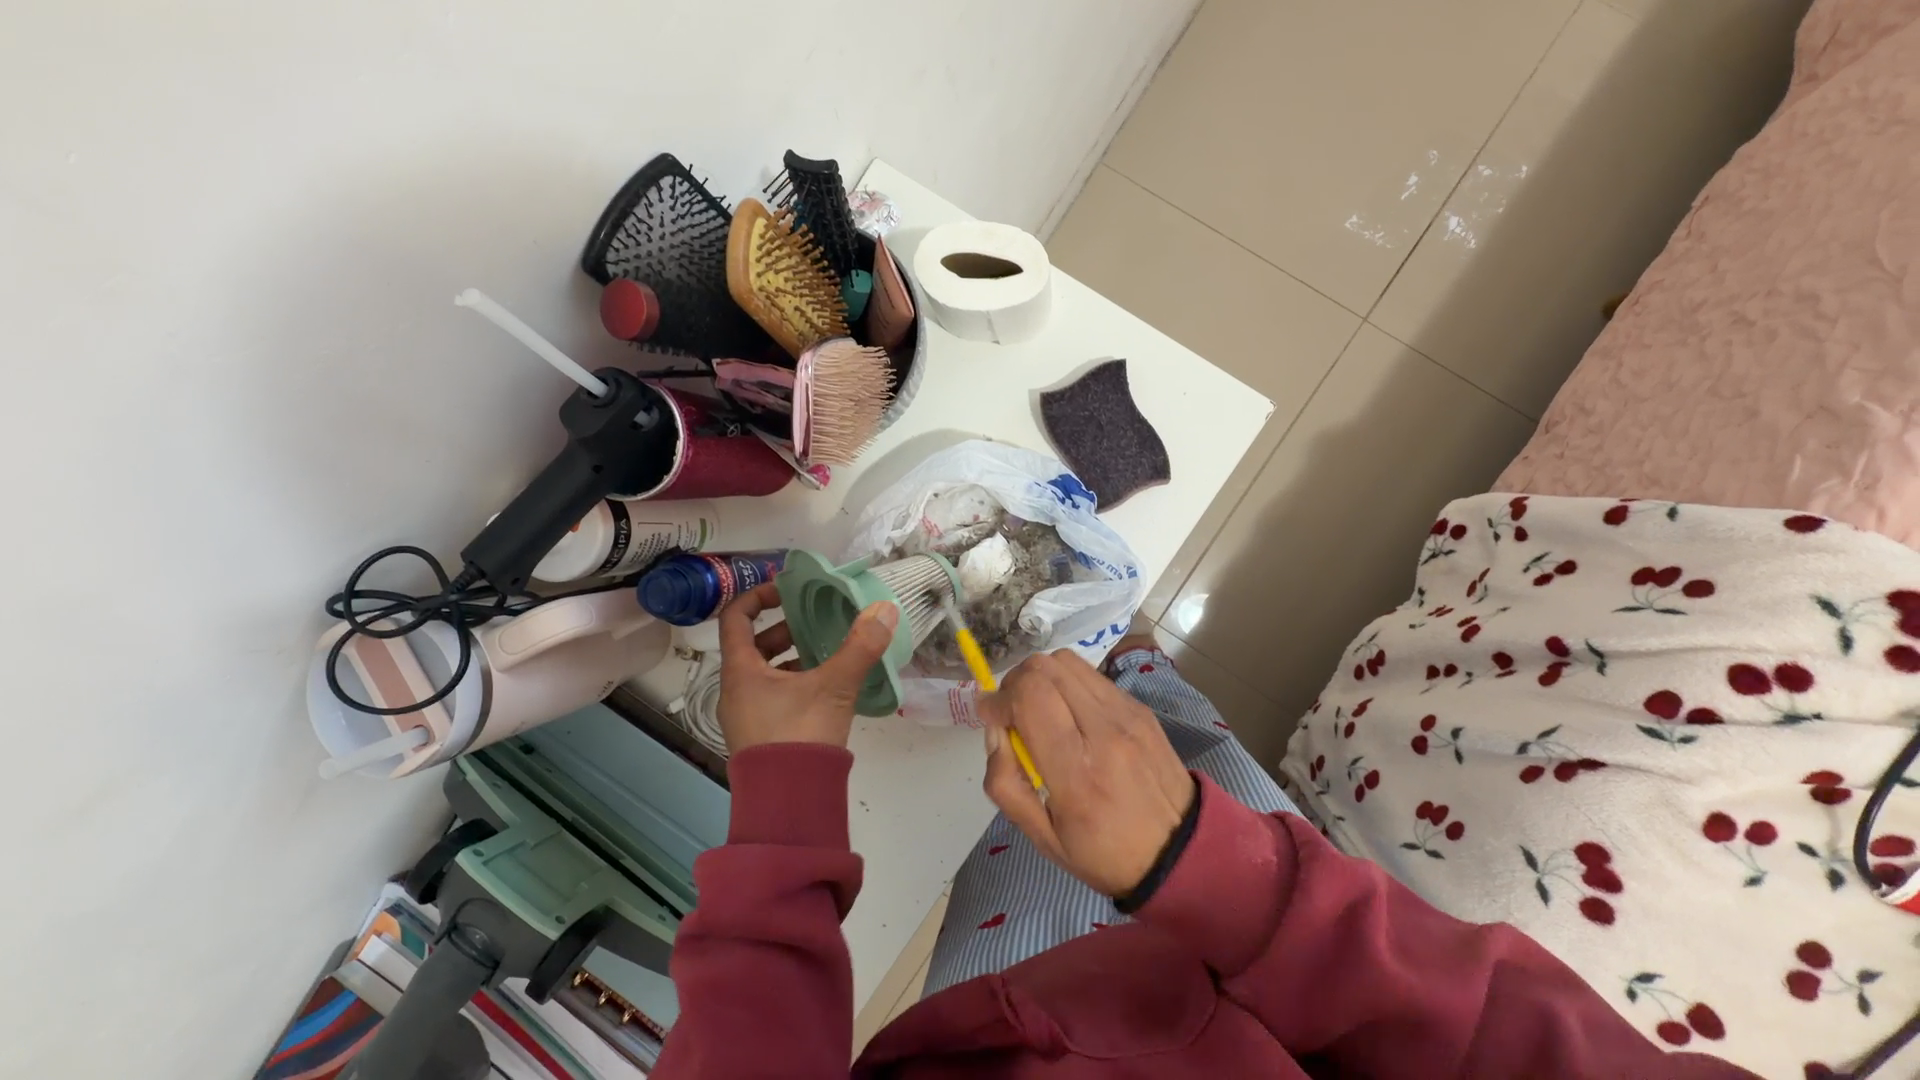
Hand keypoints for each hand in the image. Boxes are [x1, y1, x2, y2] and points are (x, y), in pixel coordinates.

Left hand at [716, 581, 897, 752]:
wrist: (788, 803)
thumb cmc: (800, 735)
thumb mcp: (834, 687)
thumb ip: (859, 647)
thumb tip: (884, 610)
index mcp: (740, 671)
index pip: (735, 618)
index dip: (758, 596)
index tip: (787, 590)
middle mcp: (735, 691)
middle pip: (752, 646)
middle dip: (785, 630)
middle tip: (817, 622)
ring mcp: (745, 717)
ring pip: (764, 674)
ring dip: (792, 659)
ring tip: (827, 654)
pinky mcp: (761, 738)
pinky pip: (773, 698)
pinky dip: (795, 685)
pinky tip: (826, 691)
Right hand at [979, 650, 1195, 896]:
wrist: (1181, 851)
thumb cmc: (1104, 852)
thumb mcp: (1042, 837)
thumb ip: (1005, 783)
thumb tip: (995, 731)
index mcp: (1076, 771)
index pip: (1030, 696)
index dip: (999, 699)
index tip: (992, 718)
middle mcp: (1104, 731)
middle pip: (1044, 668)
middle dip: (1015, 683)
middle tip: (1012, 713)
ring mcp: (1126, 714)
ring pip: (1067, 661)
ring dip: (1041, 678)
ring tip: (1039, 710)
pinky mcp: (1140, 707)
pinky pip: (1091, 675)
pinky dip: (1067, 684)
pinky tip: (1069, 714)